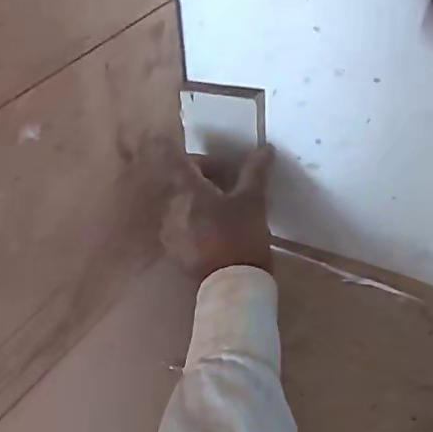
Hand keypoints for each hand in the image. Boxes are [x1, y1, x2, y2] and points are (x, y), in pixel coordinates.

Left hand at [161, 146, 274, 277]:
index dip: (204, 161)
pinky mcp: (172, 251)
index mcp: (188, 190)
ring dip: (200, 205)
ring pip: (182, 207)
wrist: (232, 283)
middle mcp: (171, 207)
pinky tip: (214, 236)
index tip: (224, 170)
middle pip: (183, 185)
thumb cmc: (242, 236)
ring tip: (224, 216)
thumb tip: (264, 148)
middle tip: (232, 193)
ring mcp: (168, 231)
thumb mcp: (253, 201)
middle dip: (206, 184)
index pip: (183, 161)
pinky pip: (180, 228)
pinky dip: (194, 225)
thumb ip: (255, 171)